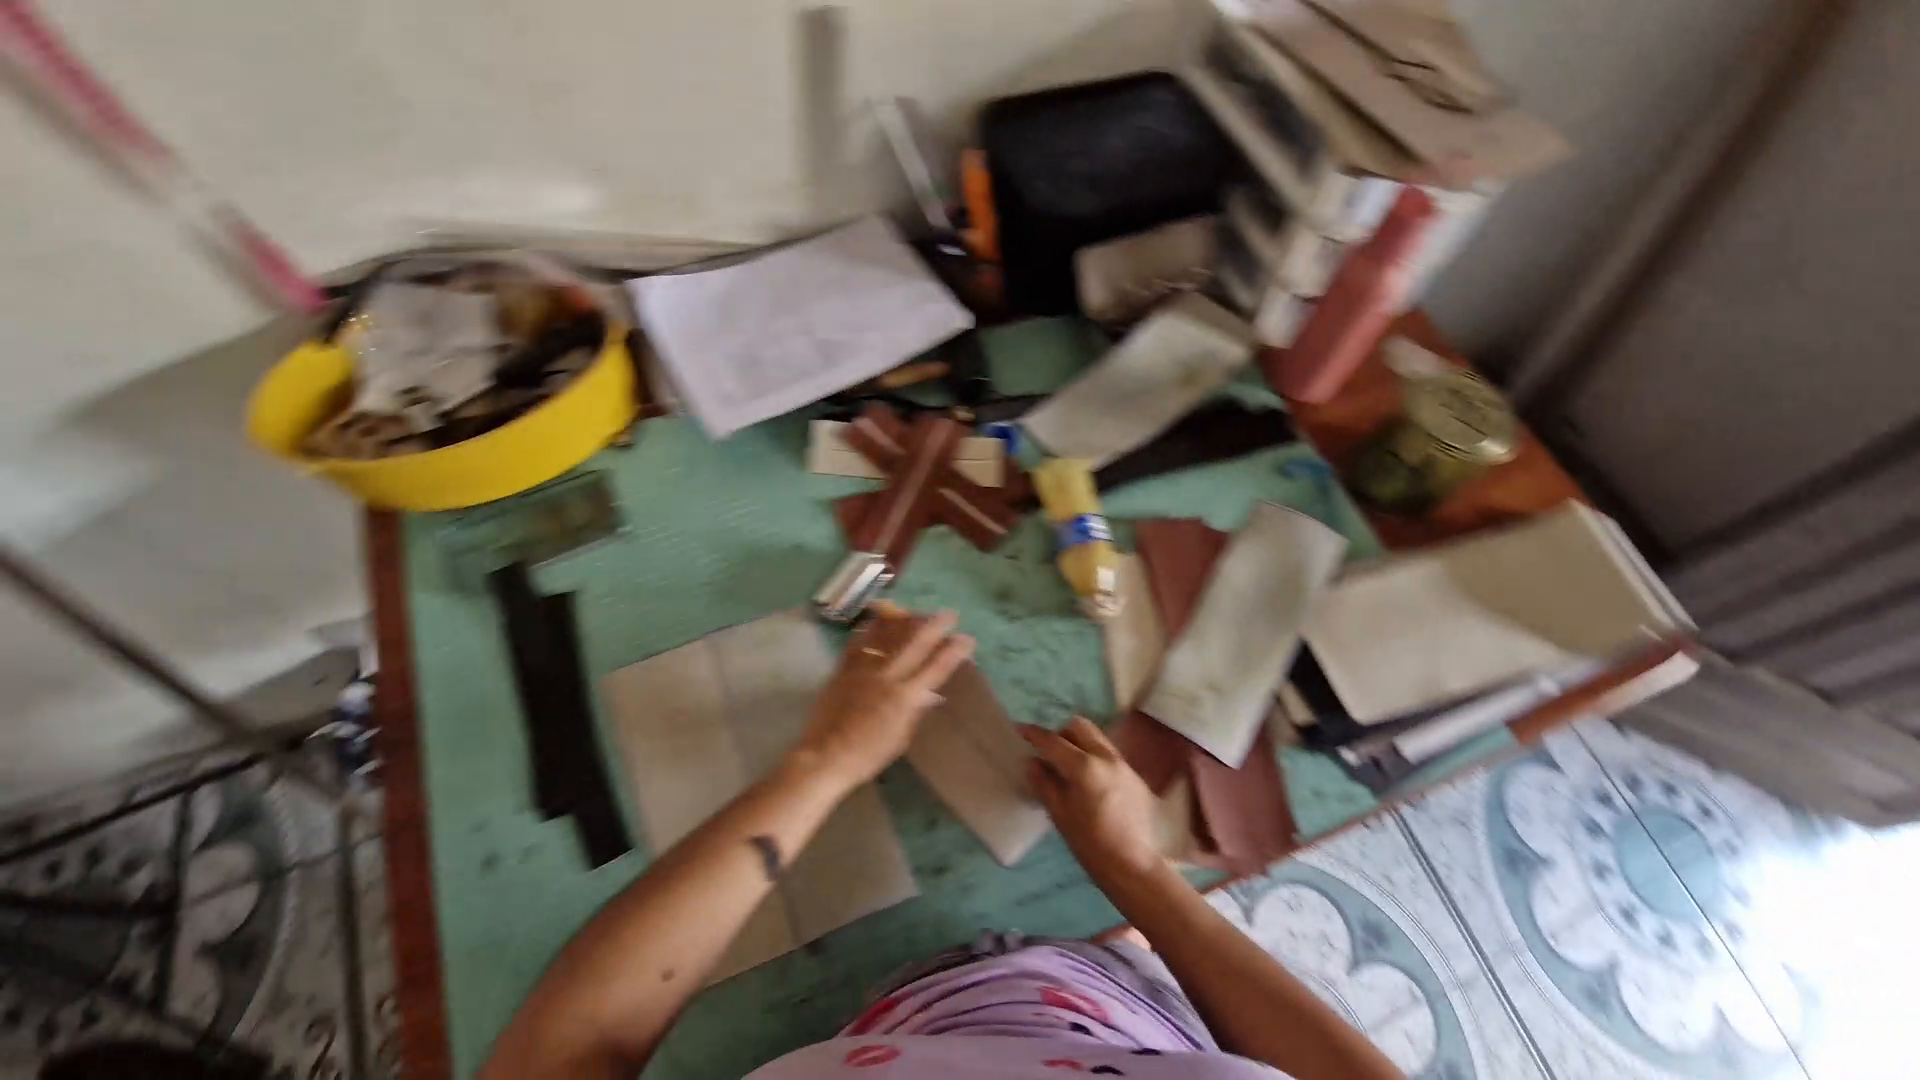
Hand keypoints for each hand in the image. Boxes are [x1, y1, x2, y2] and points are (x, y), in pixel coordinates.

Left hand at [791, 603, 973, 791]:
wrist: (826, 755)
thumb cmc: (868, 755)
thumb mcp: (901, 737)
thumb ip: (915, 711)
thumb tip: (928, 692)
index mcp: (906, 697)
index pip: (937, 668)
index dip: (954, 651)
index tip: (966, 638)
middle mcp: (888, 677)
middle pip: (915, 644)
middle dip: (935, 626)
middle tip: (949, 613)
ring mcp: (863, 670)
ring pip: (887, 636)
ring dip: (904, 621)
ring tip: (915, 612)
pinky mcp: (843, 669)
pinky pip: (858, 643)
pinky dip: (869, 629)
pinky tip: (877, 620)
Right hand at [1022, 717, 1164, 884]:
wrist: (1133, 866)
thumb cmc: (1090, 844)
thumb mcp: (1060, 815)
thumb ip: (1044, 783)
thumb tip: (1032, 762)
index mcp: (1084, 767)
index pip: (1053, 741)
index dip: (1034, 734)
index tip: (1020, 730)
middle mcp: (1106, 757)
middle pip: (1079, 727)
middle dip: (1061, 733)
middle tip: (1049, 753)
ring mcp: (1123, 765)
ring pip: (1097, 738)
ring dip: (1079, 743)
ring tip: (1069, 767)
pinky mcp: (1134, 776)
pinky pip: (1109, 755)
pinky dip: (1094, 758)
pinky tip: (1090, 783)